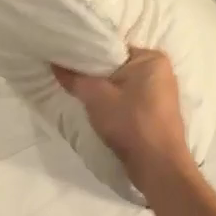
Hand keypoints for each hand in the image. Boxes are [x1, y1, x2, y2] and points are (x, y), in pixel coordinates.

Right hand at [52, 47, 193, 187]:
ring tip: (80, 90)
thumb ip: (73, 77)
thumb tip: (54, 62)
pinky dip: (114, 100)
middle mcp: (161, 71)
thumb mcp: (95, 96)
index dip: (87, 53)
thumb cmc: (130, 123)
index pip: (112, 47)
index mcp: (152, 58)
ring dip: (104, 88)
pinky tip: (98, 107)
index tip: (66, 58)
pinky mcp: (157, 112)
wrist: (158, 168)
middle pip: (117, 65)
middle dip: (95, 72)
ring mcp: (161, 93)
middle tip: (70, 74)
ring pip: (122, 83)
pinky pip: (129, 97)